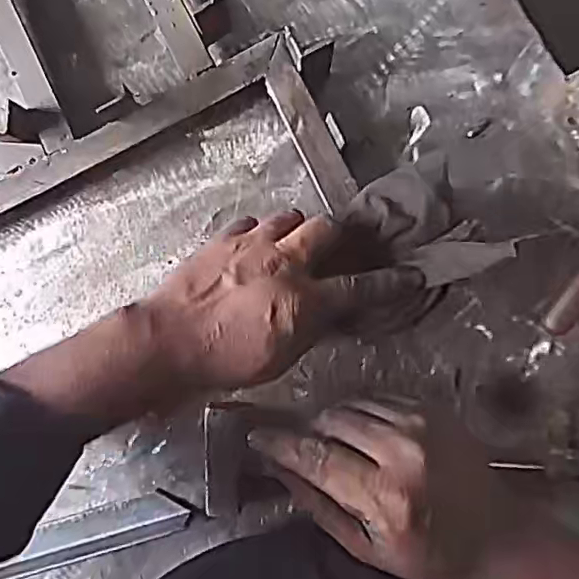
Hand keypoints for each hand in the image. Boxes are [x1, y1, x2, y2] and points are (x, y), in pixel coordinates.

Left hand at [136, 210, 423, 391]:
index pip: (360, 287)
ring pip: (288, 216)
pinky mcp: (221, 239)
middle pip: (326, 228)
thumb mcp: (279, 359)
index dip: (389, 282)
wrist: (169, 341)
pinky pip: (250, 222)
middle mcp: (282, 262)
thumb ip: (308, 330)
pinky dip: (257, 231)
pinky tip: (252, 246)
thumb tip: (324, 316)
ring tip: (291, 242)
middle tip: (335, 247)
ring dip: (296, 228)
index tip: (408, 276)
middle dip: (337, 236)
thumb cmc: (224, 362)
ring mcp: (250, 244)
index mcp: (304, 299)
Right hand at [247, 398, 531, 578]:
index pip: (314, 456)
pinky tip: (363, 432)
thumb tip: (278, 467)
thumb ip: (317, 505)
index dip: (279, 444)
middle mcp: (402, 453)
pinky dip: (358, 412)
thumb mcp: (366, 548)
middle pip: (328, 421)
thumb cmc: (430, 554)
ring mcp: (420, 425)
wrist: (501, 536)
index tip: (256, 437)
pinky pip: (374, 397)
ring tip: (336, 441)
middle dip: (307, 432)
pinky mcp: (431, 409)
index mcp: (385, 496)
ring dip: (332, 420)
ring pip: (349, 404)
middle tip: (303, 447)